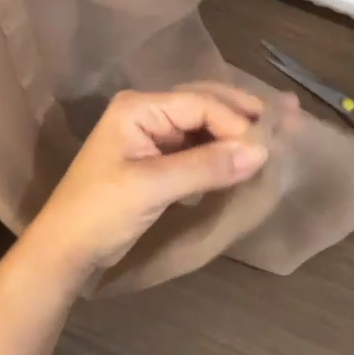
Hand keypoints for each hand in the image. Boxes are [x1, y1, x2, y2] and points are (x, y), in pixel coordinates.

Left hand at [22, 84, 294, 283]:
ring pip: (204, 125)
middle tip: (291, 120)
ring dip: (237, 132)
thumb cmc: (99, 212)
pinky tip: (245, 157)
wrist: (63, 251)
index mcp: (139, 107)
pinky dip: (221, 151)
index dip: (237, 123)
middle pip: (205, 104)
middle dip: (245, 114)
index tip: (268, 149)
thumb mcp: (153, 187)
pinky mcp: (155, 161)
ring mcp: (150, 136)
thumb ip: (206, 166)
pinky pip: (196, 146)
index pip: (201, 103)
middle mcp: (146, 112)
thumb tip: (262, 152)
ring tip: (277, 134)